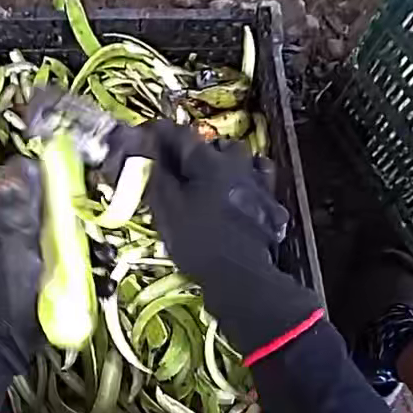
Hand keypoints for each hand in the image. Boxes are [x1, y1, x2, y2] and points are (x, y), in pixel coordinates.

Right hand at [134, 120, 319, 353]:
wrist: (240, 277)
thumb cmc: (197, 241)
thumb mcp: (166, 208)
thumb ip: (153, 173)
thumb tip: (139, 146)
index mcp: (209, 162)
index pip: (180, 135)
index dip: (160, 135)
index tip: (146, 139)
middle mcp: (239, 165)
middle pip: (216, 146)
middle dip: (196, 151)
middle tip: (179, 168)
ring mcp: (260, 186)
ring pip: (243, 162)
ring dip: (226, 166)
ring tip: (211, 183)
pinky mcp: (272, 209)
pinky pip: (259, 188)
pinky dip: (247, 189)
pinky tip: (239, 202)